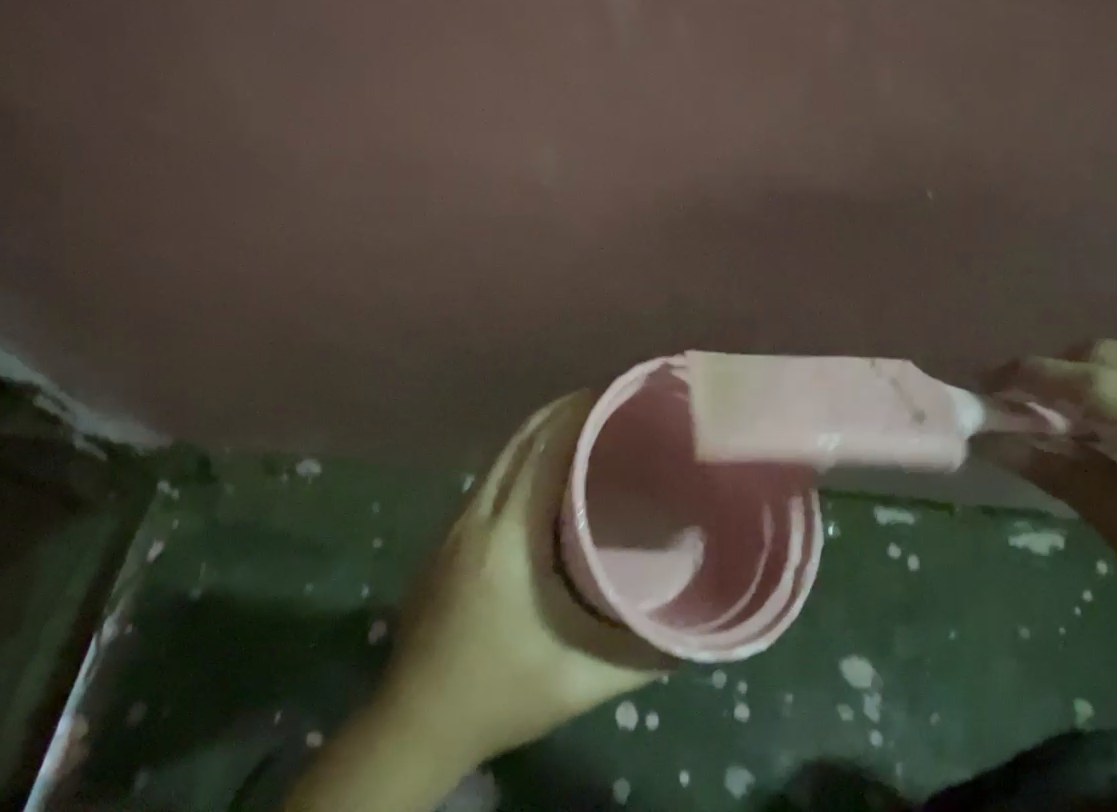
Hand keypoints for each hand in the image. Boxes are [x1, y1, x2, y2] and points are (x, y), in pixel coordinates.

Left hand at [375, 391, 672, 766]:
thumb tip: (701, 626)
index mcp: (508, 539)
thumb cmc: (501, 695)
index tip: (623, 395)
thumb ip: (645, 654)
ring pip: (503, 456)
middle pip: (522, 440)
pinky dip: (524, 458)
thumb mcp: (583, 682)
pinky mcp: (448, 538)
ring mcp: (456, 525)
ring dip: (544, 432)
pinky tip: (552, 474)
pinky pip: (492, 478)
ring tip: (594, 428)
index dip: (581, 413)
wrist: (416, 721)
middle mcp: (477, 517)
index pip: (543, 451)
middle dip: (567, 411)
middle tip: (620, 405)